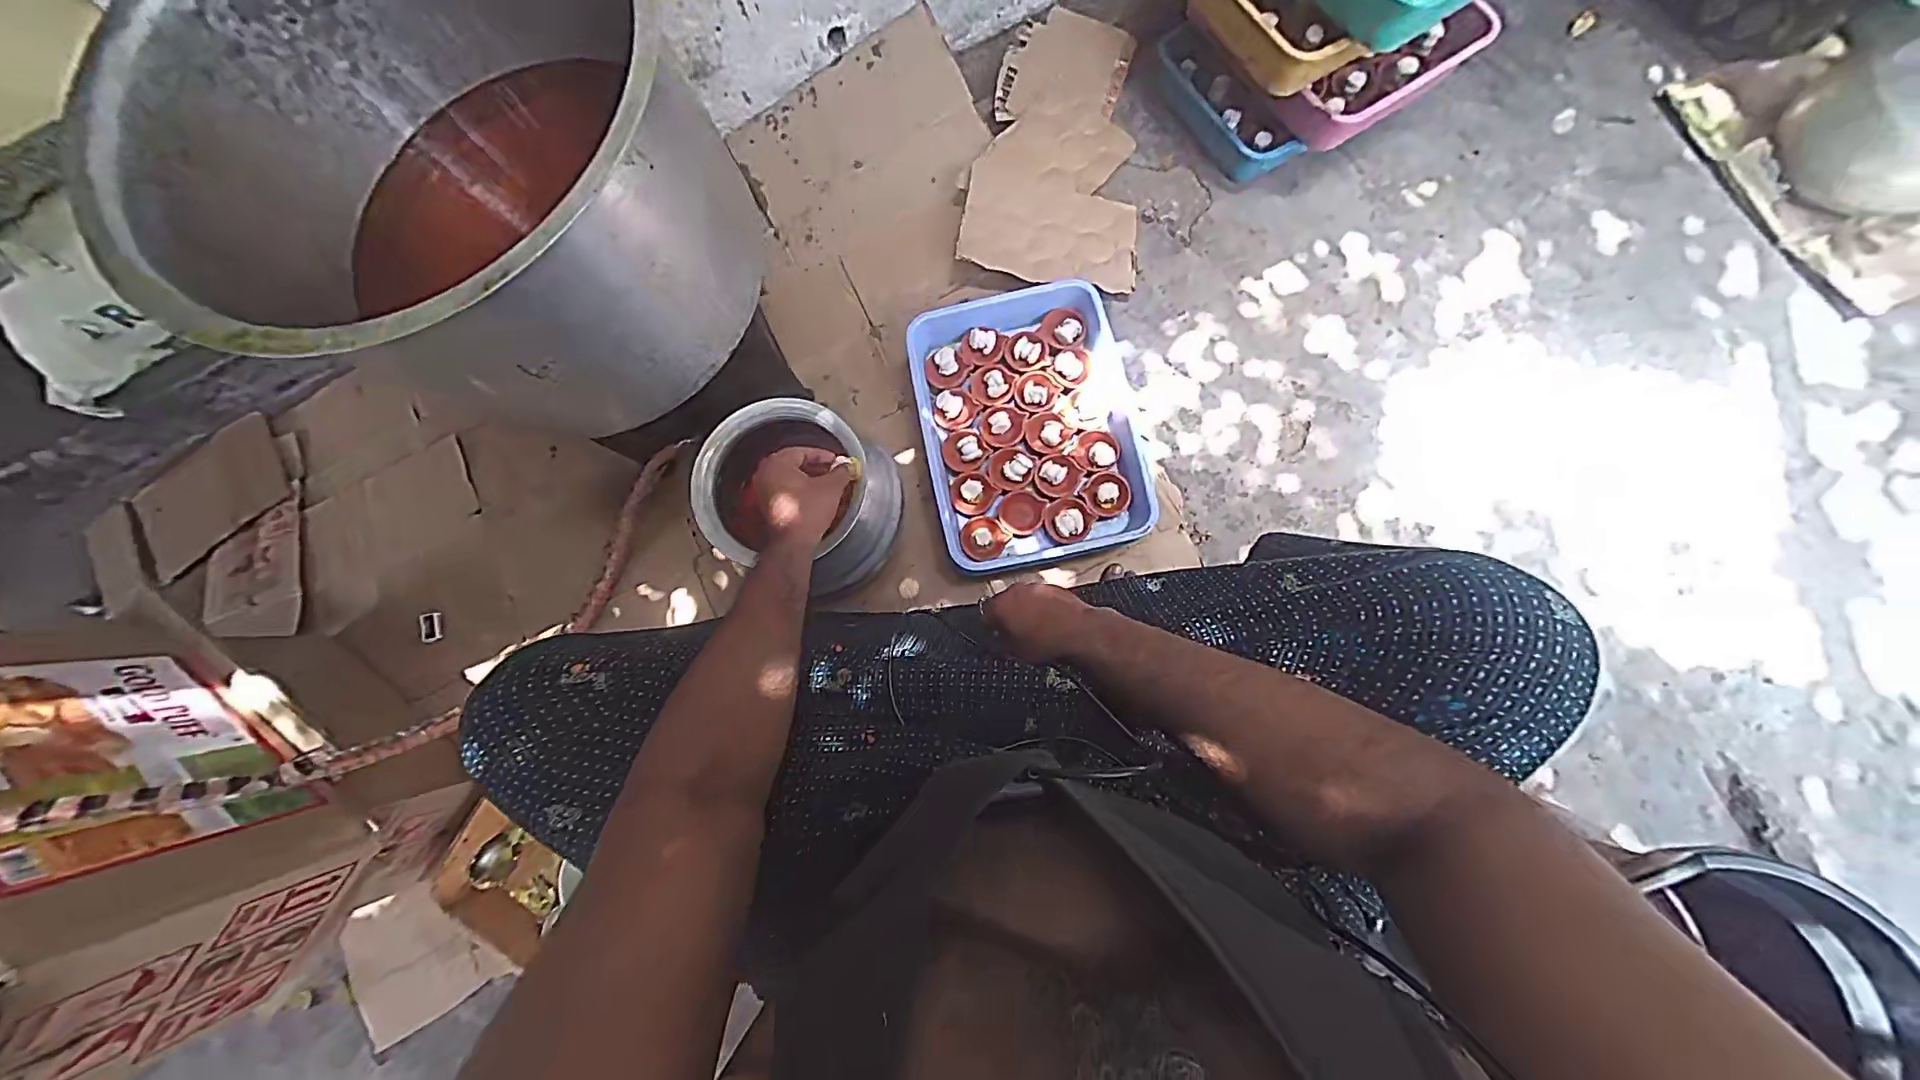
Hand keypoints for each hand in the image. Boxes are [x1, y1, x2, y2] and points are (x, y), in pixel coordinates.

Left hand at [750, 446, 853, 548]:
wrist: (793, 543)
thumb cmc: (808, 512)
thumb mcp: (831, 487)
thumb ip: (841, 472)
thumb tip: (848, 466)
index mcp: (778, 463)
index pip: (803, 451)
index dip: (824, 456)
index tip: (837, 462)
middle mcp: (765, 474)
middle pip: (794, 464)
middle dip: (816, 467)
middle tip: (834, 472)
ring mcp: (763, 491)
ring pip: (789, 478)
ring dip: (808, 480)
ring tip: (827, 485)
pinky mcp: (766, 507)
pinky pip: (785, 491)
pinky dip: (799, 491)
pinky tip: (814, 498)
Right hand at [982, 582, 1094, 662]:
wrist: (1079, 631)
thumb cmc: (1046, 643)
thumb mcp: (1015, 652)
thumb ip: (999, 644)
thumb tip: (996, 642)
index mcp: (1000, 605)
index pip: (986, 614)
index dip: (990, 627)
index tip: (996, 635)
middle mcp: (1015, 590)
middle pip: (1004, 602)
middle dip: (1007, 615)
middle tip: (1015, 632)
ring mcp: (1034, 586)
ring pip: (1022, 597)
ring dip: (1024, 608)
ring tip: (1035, 626)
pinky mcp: (1052, 586)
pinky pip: (1039, 596)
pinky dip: (1040, 605)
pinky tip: (1049, 620)